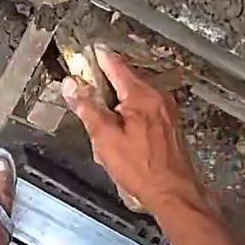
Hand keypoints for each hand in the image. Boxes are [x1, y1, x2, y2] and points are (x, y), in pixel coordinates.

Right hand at [61, 47, 211, 214]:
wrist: (174, 193)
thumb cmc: (140, 167)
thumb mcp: (105, 137)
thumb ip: (87, 108)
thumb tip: (71, 85)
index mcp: (142, 95)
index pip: (117, 66)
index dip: (100, 58)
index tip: (88, 52)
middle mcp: (158, 97)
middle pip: (126, 82)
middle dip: (105, 90)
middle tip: (87, 100)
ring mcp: (167, 111)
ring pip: (134, 98)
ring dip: (117, 108)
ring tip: (104, 131)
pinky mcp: (170, 125)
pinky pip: (145, 111)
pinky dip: (130, 118)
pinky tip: (122, 140)